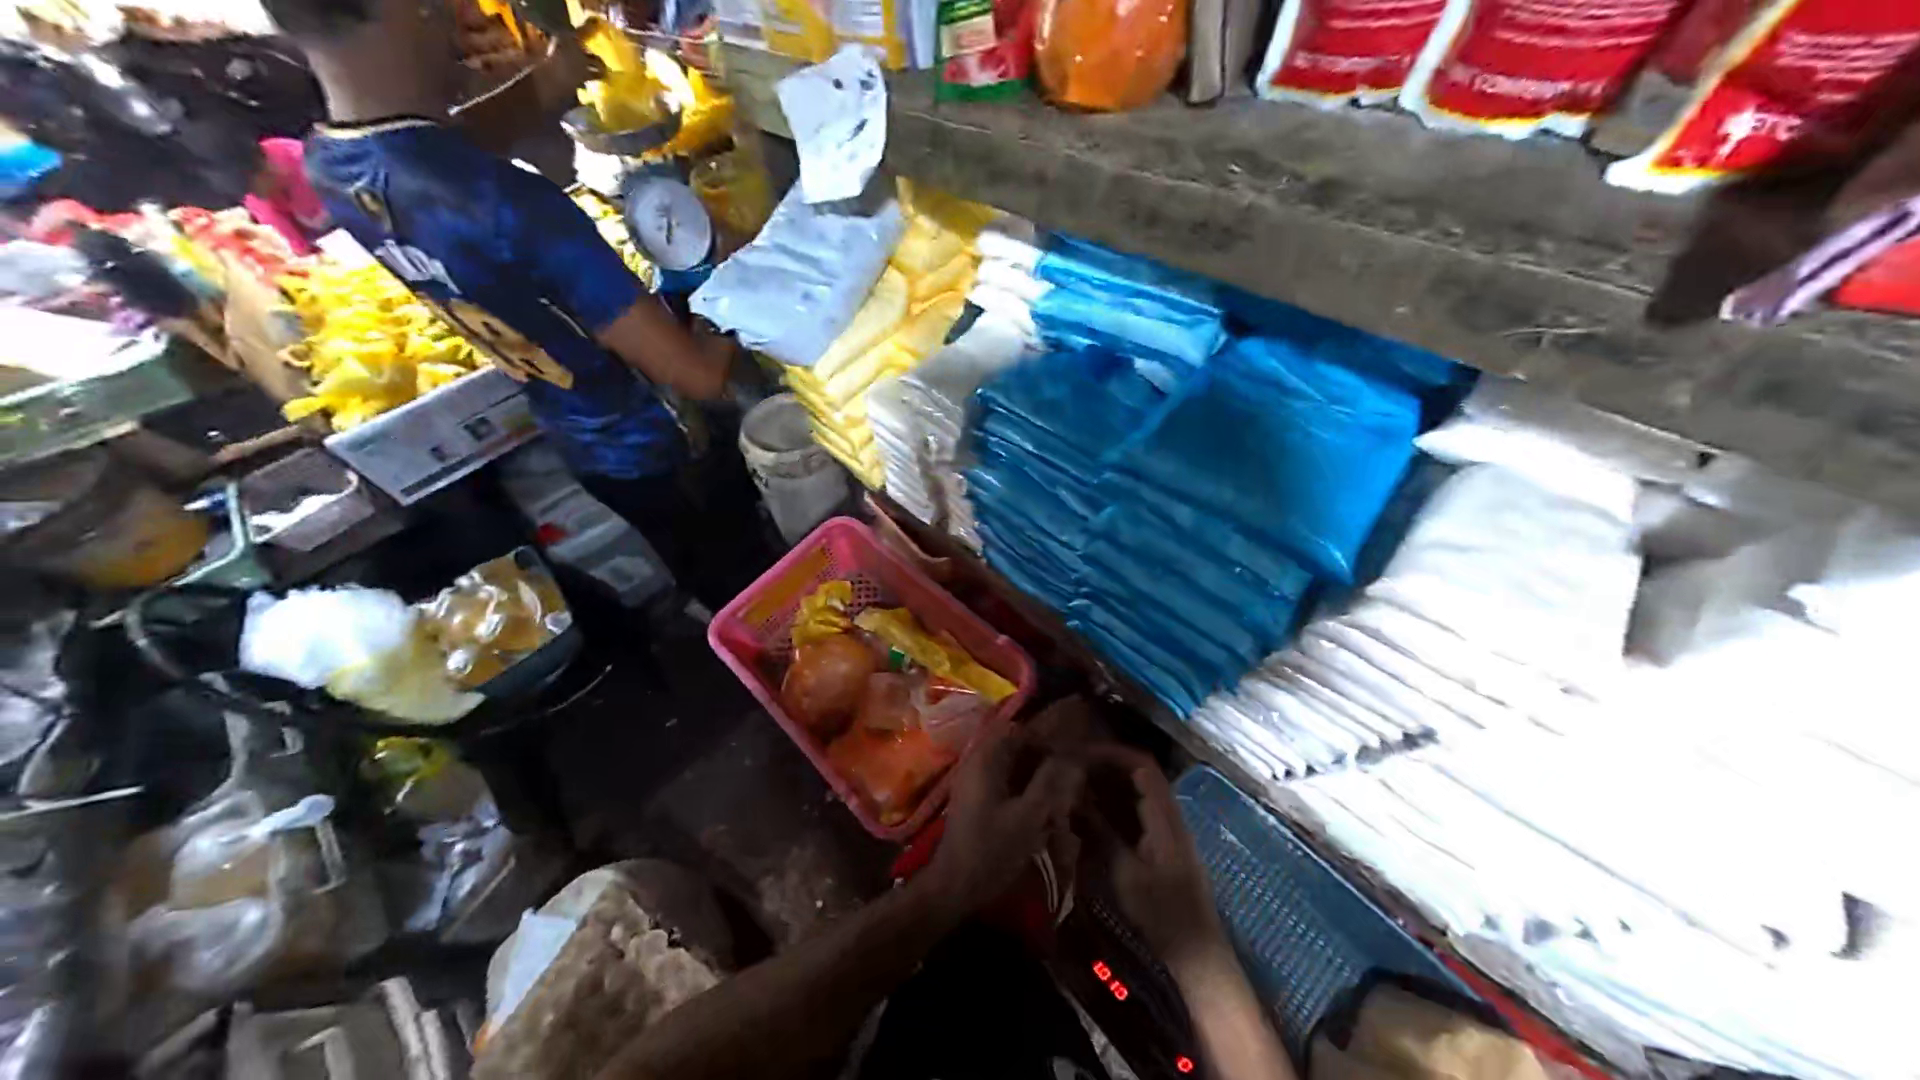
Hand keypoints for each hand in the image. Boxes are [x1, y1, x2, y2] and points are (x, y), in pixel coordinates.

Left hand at [926, 726, 1083, 915]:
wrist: (955, 886)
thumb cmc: (991, 849)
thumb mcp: (1028, 816)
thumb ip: (1050, 782)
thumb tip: (1072, 755)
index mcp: (986, 758)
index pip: (1021, 731)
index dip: (1048, 741)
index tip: (1072, 758)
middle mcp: (977, 762)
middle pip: (1018, 749)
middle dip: (1045, 762)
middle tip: (1070, 781)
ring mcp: (975, 782)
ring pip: (1014, 769)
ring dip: (1037, 780)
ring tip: (1061, 799)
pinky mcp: (978, 801)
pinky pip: (1007, 785)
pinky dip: (1026, 793)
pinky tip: (1043, 814)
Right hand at [1085, 746, 1224, 973]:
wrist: (1197, 952)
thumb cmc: (1162, 913)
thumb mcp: (1125, 873)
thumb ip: (1101, 832)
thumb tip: (1074, 799)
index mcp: (1165, 817)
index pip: (1142, 766)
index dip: (1112, 753)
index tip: (1080, 753)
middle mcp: (1169, 815)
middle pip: (1139, 774)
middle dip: (1105, 765)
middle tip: (1071, 767)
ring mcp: (1167, 829)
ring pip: (1137, 792)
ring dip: (1108, 784)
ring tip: (1075, 784)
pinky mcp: (1162, 844)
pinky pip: (1137, 810)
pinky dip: (1113, 803)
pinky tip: (1091, 812)